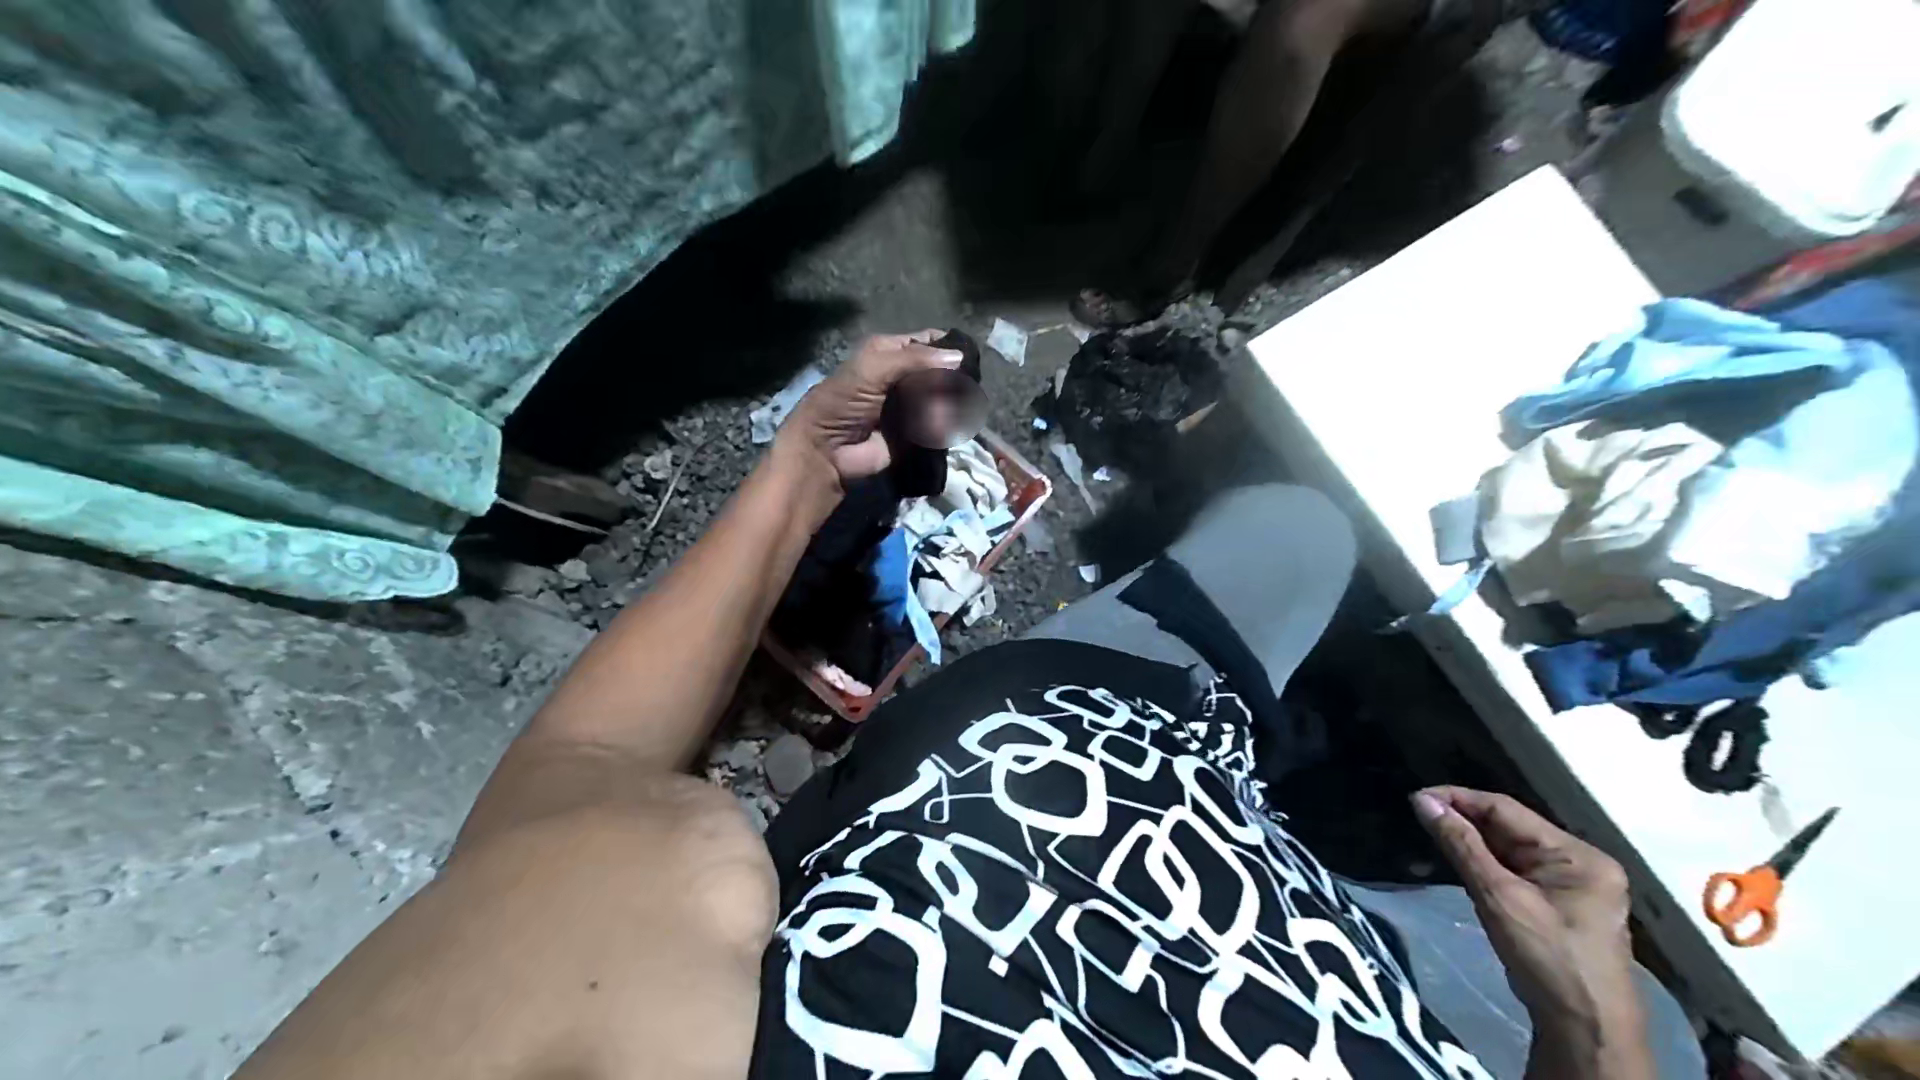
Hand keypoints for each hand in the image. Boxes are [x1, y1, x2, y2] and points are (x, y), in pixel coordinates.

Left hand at [776, 332, 962, 482]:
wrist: (828, 450)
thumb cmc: (843, 401)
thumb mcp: (874, 369)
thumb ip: (915, 360)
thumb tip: (960, 357)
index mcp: (892, 353)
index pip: (930, 342)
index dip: (948, 346)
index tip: (967, 357)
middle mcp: (905, 376)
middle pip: (942, 371)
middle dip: (952, 379)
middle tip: (958, 389)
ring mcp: (913, 406)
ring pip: (945, 399)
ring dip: (948, 404)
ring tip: (941, 411)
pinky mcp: (918, 433)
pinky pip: (940, 426)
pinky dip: (943, 426)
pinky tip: (938, 427)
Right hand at [1412, 786, 1648, 1072]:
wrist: (1586, 1030)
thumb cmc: (1547, 958)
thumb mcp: (1497, 896)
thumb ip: (1460, 844)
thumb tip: (1421, 800)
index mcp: (1578, 856)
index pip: (1506, 810)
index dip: (1458, 799)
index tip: (1416, 799)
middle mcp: (1580, 863)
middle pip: (1509, 827)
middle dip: (1463, 820)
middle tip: (1418, 816)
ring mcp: (1572, 885)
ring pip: (1508, 848)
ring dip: (1471, 842)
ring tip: (1431, 834)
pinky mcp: (1559, 903)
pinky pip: (1514, 869)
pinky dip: (1484, 862)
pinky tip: (1459, 861)